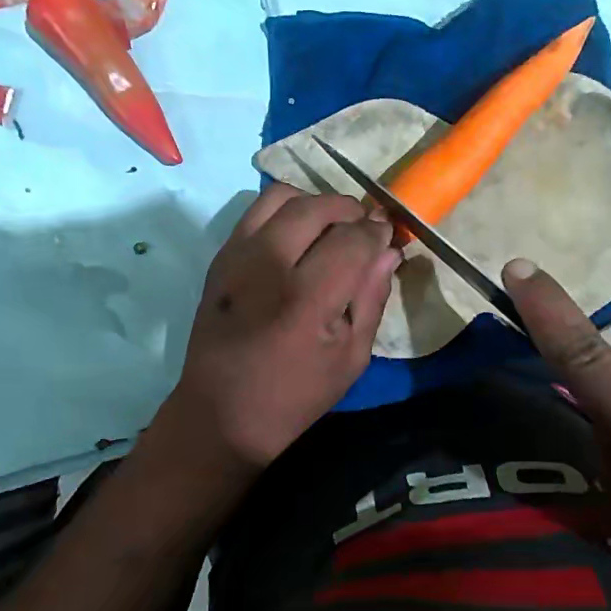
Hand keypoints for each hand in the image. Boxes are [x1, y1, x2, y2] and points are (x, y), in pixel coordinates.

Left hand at [150, 184, 398, 480]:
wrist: (222, 413)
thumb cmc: (296, 395)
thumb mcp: (351, 358)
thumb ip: (372, 298)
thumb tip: (390, 251)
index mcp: (307, 299)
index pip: (352, 239)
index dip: (377, 232)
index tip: (388, 236)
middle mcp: (269, 266)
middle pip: (317, 207)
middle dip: (350, 210)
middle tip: (364, 228)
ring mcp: (238, 257)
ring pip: (282, 197)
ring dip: (315, 203)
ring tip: (331, 227)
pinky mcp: (221, 257)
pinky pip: (255, 210)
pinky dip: (285, 210)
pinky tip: (299, 236)